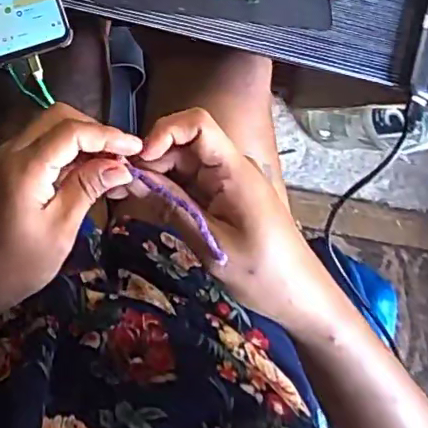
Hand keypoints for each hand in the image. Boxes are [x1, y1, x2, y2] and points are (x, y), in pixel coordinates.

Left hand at [0, 104, 141, 334]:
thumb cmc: (16, 265)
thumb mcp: (59, 231)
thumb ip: (87, 189)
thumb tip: (120, 165)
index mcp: (26, 166)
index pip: (71, 131)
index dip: (107, 134)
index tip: (136, 147)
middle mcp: (13, 150)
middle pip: (58, 116)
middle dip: (94, 128)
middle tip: (122, 153)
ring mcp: (6, 154)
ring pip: (48, 124)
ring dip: (80, 134)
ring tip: (109, 160)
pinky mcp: (6, 164)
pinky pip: (40, 140)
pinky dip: (65, 144)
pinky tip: (84, 166)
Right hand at [116, 109, 338, 334]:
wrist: (306, 303)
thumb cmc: (267, 276)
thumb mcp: (213, 246)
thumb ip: (173, 207)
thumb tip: (131, 179)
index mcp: (234, 169)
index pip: (197, 124)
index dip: (164, 131)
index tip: (140, 159)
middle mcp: (228, 166)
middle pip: (181, 142)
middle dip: (150, 157)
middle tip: (121, 183)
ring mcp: (224, 180)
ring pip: (179, 161)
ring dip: (153, 173)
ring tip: (125, 193)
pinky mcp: (220, 195)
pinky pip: (186, 181)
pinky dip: (165, 188)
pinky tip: (144, 201)